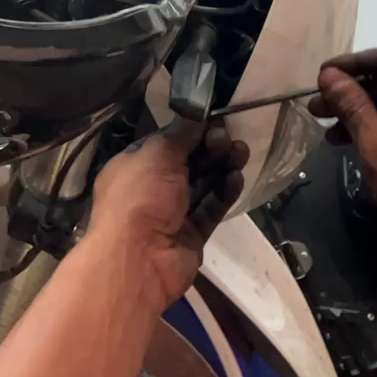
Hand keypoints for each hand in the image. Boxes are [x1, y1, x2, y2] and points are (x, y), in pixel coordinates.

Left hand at [85, 122, 247, 310]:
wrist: (138, 258)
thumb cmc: (139, 195)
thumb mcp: (156, 153)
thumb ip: (180, 135)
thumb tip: (197, 118)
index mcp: (134, 165)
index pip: (165, 143)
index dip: (190, 132)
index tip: (213, 122)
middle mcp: (151, 187)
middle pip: (187, 163)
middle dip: (209, 148)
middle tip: (229, 138)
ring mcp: (172, 213)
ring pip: (202, 184)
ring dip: (222, 167)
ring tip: (242, 152)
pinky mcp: (192, 234)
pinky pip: (211, 208)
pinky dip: (224, 192)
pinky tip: (237, 177)